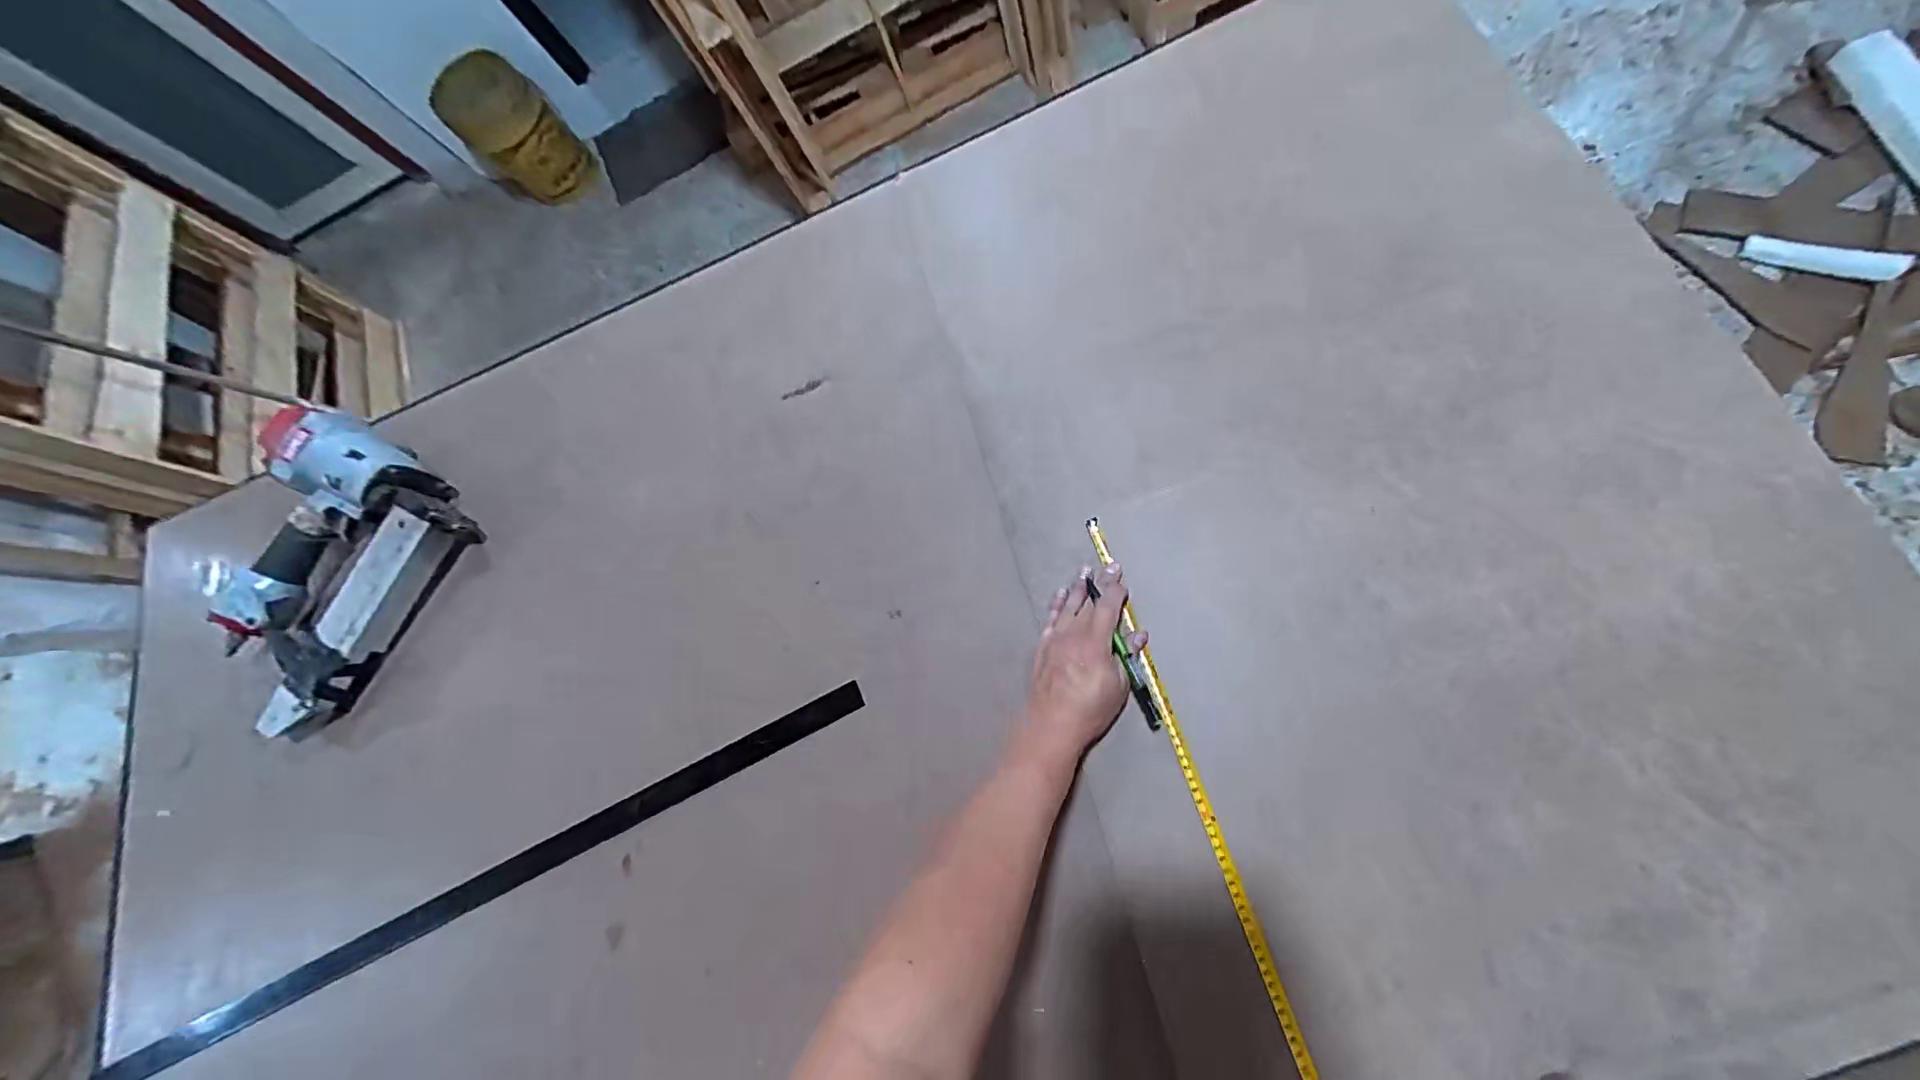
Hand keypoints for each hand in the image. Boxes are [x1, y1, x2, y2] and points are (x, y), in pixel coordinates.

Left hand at [1021, 562, 1146, 766]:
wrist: (1051, 724)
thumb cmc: (1091, 708)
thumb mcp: (1119, 685)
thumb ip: (1126, 656)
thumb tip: (1137, 635)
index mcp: (1096, 641)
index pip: (1108, 608)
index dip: (1116, 590)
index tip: (1121, 577)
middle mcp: (1074, 634)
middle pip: (1089, 602)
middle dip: (1100, 583)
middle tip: (1107, 566)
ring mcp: (1055, 639)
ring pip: (1068, 606)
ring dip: (1077, 589)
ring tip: (1082, 572)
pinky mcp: (1043, 648)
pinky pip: (1050, 619)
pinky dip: (1056, 605)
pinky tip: (1060, 596)